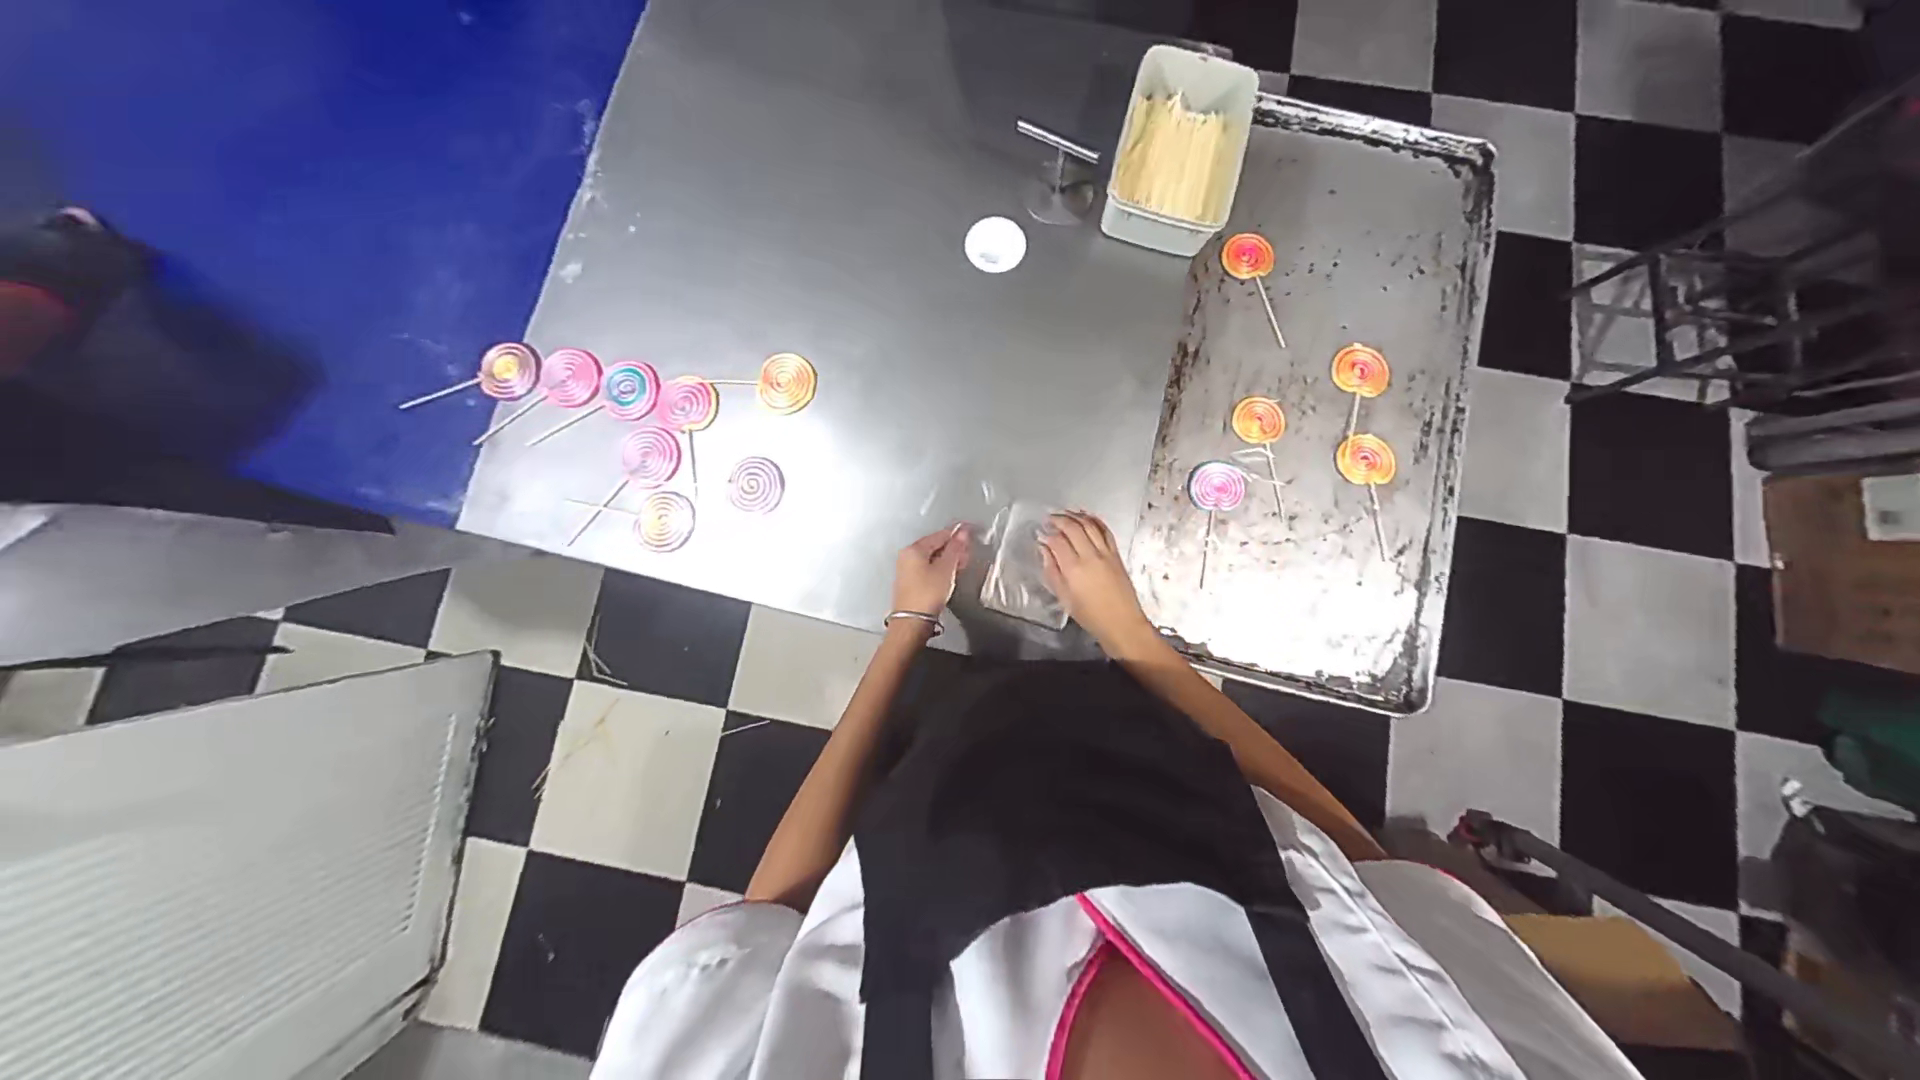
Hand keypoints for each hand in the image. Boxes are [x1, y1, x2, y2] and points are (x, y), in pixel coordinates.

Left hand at [892, 524, 971, 617]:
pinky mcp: (910, 582)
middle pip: (934, 545)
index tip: (970, 532)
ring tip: (962, 563)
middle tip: (968, 551)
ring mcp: (907, 569)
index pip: (939, 535)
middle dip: (953, 547)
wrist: (912, 622)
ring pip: (932, 557)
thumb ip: (955, 549)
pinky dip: (940, 568)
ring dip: (948, 558)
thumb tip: (962, 533)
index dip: (957, 533)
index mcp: (914, 549)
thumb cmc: (927, 594)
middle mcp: (907, 556)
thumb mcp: (946, 569)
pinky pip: (927, 568)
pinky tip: (950, 573)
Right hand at [1038, 511, 1153, 652]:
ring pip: (1089, 525)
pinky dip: (1095, 520)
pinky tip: (1087, 518)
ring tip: (1065, 514)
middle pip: (1073, 527)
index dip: (1046, 534)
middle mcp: (1090, 556)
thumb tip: (1044, 550)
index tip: (1040, 532)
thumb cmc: (1090, 615)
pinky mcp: (1116, 554)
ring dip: (1076, 516)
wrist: (1121, 622)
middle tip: (1049, 518)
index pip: (1057, 541)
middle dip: (1059, 519)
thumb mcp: (1064, 597)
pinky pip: (1104, 530)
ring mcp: (1105, 553)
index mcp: (1074, 568)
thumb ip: (1052, 571)